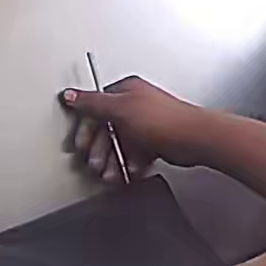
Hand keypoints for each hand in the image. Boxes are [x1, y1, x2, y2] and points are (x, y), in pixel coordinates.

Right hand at [60, 76, 215, 180]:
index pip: (94, 109)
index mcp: (125, 92)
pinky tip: (128, 172)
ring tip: (111, 174)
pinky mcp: (154, 141)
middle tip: (96, 164)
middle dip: (99, 150)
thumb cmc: (164, 120)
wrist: (195, 139)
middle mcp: (134, 105)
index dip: (86, 129)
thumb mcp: (119, 109)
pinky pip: (133, 154)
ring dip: (112, 161)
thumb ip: (91, 103)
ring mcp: (144, 124)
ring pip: (119, 145)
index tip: (81, 145)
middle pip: (106, 130)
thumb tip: (70, 95)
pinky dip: (128, 164)